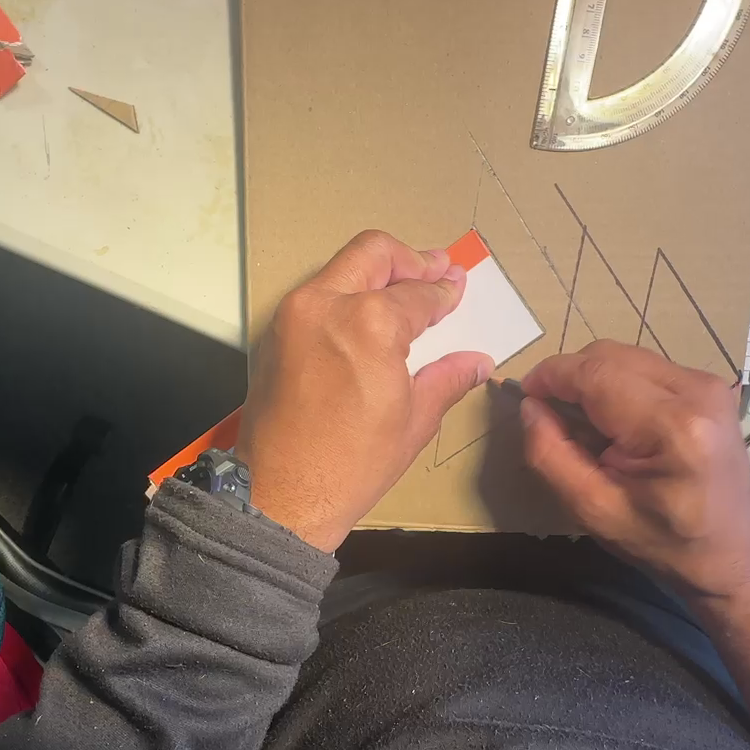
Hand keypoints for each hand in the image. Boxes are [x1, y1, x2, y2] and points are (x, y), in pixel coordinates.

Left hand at [236, 231, 494, 551]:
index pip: (418, 294)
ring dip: (375, 272)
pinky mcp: (273, 334)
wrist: (281, 497)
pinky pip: (315, 296)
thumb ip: (446, 378)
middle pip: (373, 253)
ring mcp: (291, 315)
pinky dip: (345, 295)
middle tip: (438, 270)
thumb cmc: (352, 466)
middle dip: (411, 259)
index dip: (444, 292)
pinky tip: (366, 318)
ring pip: (340, 269)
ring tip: (405, 290)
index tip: (456, 290)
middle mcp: (325, 304)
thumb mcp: (413, 422)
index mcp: (369, 323)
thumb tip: (477, 361)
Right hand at [519, 341, 749, 600]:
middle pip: (609, 356)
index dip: (550, 377)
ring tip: (583, 424)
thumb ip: (550, 455)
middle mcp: (697, 392)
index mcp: (671, 427)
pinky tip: (614, 423)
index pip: (594, 374)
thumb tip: (530, 406)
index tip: (524, 396)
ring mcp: (709, 384)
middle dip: (569, 378)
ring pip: (625, 357)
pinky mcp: (710, 387)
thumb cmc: (662, 541)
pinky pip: (644, 368)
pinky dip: (616, 386)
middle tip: (549, 416)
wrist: (732, 552)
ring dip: (592, 382)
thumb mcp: (592, 510)